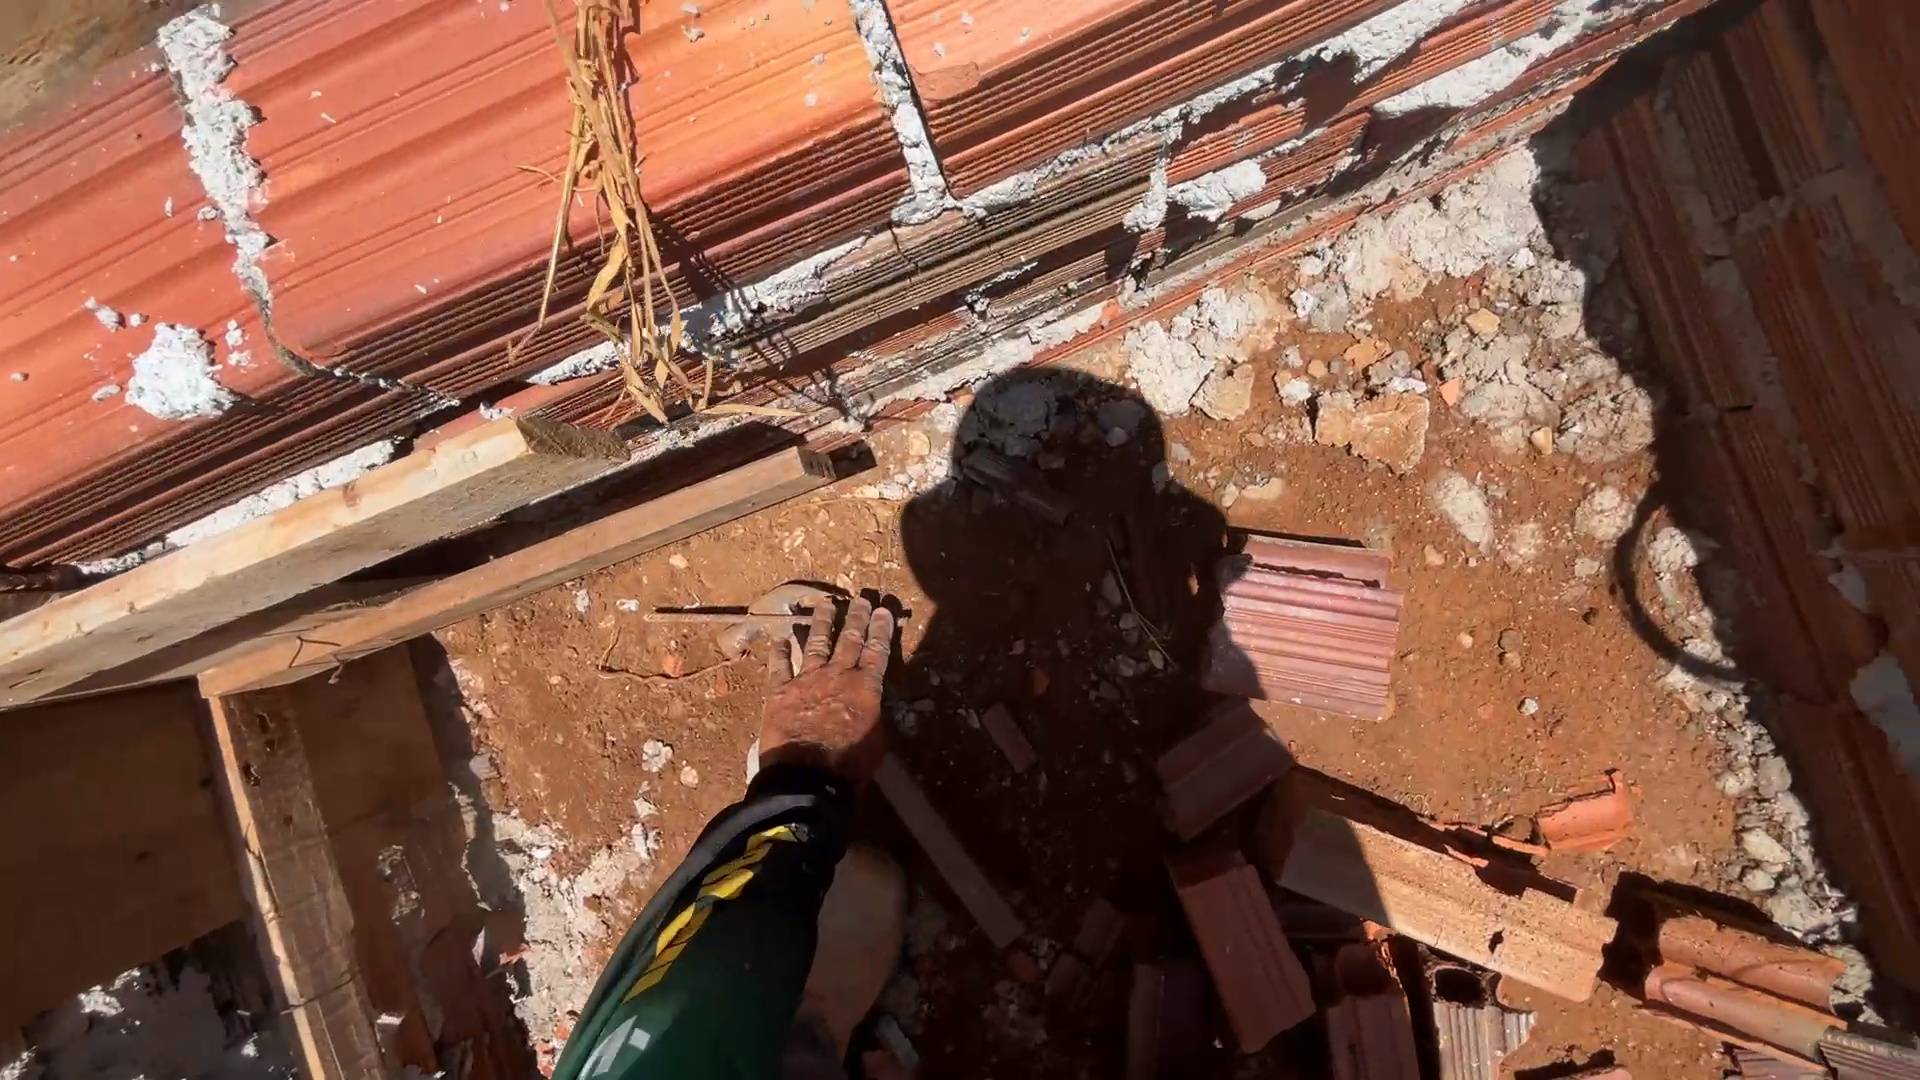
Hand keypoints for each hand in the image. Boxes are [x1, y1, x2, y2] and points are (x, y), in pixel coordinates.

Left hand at [760, 595, 894, 783]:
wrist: (806, 777)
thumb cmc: (849, 765)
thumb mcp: (877, 740)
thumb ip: (875, 715)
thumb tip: (873, 704)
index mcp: (865, 687)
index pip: (877, 650)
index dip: (882, 629)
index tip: (884, 610)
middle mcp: (837, 675)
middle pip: (850, 639)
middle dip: (858, 616)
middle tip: (862, 598)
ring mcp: (807, 679)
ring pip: (817, 642)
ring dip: (823, 621)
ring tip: (826, 603)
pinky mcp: (780, 691)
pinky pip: (779, 665)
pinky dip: (780, 650)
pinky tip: (780, 636)